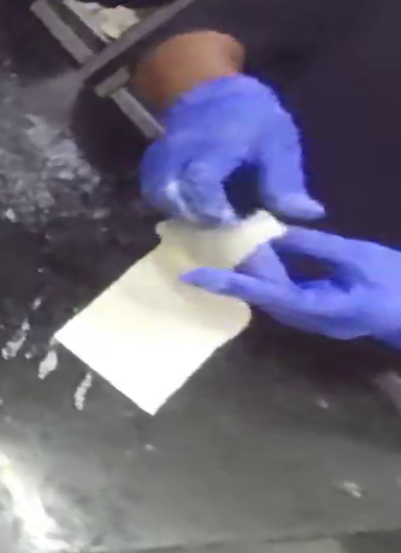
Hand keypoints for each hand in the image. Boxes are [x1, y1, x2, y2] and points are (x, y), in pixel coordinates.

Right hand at [140, 74, 323, 226]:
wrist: (206, 97)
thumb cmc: (251, 120)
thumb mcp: (279, 147)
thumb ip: (284, 183)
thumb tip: (305, 214)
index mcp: (212, 148)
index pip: (200, 184)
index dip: (213, 208)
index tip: (233, 223)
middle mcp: (175, 156)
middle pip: (171, 196)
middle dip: (194, 216)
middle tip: (221, 226)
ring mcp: (155, 162)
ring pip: (158, 198)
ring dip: (180, 212)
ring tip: (207, 217)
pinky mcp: (146, 168)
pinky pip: (152, 193)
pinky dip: (170, 204)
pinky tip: (191, 206)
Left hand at [183, 228, 400, 347]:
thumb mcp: (363, 257)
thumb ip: (315, 246)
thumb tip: (272, 234)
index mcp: (319, 307)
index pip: (264, 293)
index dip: (226, 283)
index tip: (190, 275)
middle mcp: (298, 318)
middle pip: (257, 291)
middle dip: (237, 268)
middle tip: (217, 242)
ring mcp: (298, 318)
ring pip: (261, 292)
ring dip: (249, 270)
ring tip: (234, 245)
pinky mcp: (300, 313)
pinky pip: (272, 293)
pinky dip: (264, 275)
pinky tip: (259, 255)